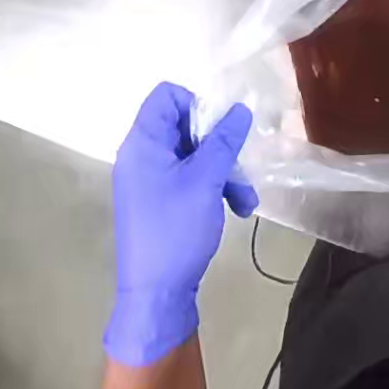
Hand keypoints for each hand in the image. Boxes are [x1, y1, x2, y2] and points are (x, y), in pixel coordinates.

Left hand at [105, 82, 258, 366]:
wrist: (156, 291)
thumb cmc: (176, 229)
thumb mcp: (205, 182)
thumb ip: (223, 142)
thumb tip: (240, 110)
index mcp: (143, 143)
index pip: (167, 97)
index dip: (198, 105)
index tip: (223, 130)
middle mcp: (142, 156)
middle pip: (185, 128)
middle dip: (220, 147)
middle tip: (241, 168)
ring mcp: (151, 180)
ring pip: (195, 157)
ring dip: (225, 173)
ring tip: (245, 201)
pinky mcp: (162, 201)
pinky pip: (191, 180)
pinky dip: (214, 189)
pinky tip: (236, 210)